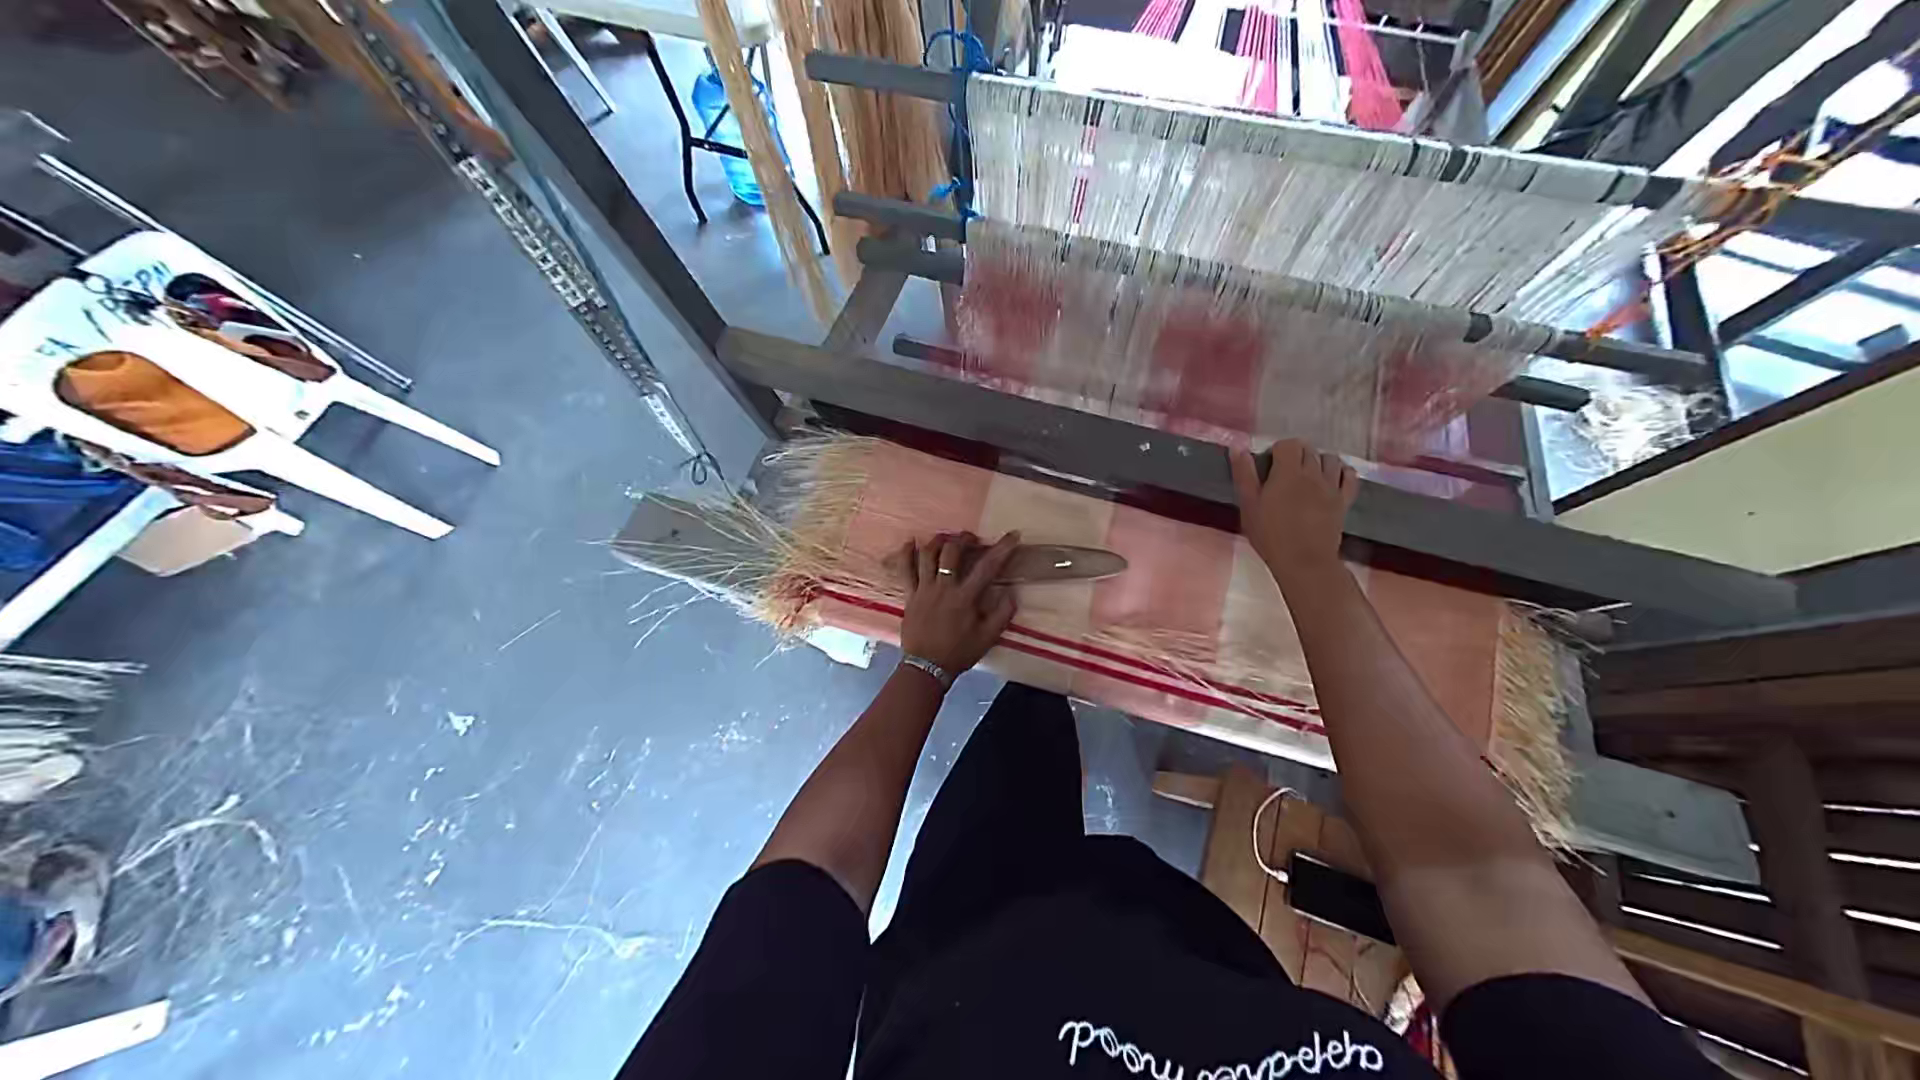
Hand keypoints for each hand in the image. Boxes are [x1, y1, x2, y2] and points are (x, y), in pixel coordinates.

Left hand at [896, 531, 1019, 676]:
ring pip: (927, 555)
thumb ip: (1002, 614)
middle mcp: (944, 588)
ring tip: (946, 538)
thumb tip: (1011, 593)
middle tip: (971, 538)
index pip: (987, 566)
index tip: (1012, 535)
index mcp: (965, 598)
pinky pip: (905, 569)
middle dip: (964, 539)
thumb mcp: (988, 638)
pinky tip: (909, 543)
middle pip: (952, 552)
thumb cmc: (959, 653)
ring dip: (938, 541)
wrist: (927, 667)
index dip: (1002, 548)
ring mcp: (924, 590)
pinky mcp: (909, 595)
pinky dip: (905, 553)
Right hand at [1231, 439, 1356, 584]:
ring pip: (1330, 459)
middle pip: (1308, 449)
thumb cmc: (1270, 535)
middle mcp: (1313, 473)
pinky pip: (1350, 476)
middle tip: (1282, 474)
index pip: (1288, 444)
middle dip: (1295, 455)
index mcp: (1288, 472)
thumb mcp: (1249, 506)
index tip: (1268, 466)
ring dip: (1318, 461)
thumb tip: (1238, 448)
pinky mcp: (1344, 500)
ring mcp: (1332, 486)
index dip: (1277, 451)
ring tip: (1306, 475)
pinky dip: (1342, 471)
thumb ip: (1244, 475)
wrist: (1304, 561)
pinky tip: (1332, 478)